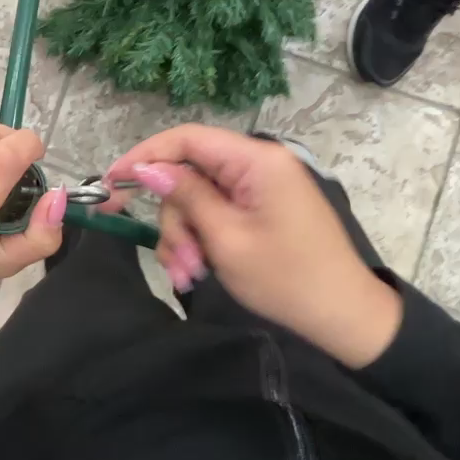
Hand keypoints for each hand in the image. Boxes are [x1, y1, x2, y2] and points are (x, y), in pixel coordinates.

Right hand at [102, 126, 401, 367]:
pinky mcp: (262, 207)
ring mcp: (261, 186)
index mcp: (256, 160)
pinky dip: (203, 240)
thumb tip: (147, 168)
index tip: (111, 182)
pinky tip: (199, 270)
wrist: (347, 319)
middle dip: (175, 220)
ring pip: (198, 199)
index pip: (186, 139)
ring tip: (189, 275)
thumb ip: (186, 196)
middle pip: (190, 175)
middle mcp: (258, 163)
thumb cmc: (288, 279)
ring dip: (186, 237)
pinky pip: (217, 212)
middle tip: (176, 263)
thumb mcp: (227, 239)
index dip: (144, 156)